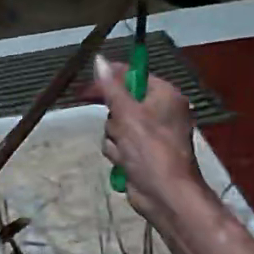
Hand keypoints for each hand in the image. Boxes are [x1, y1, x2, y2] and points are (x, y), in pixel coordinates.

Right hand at [91, 56, 209, 227]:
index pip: (132, 75)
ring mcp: (150, 134)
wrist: (165, 194)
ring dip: (114, 138)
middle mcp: (159, 111)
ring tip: (125, 151)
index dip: (109, 79)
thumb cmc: (150, 149)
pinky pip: (117, 143)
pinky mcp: (140, 153)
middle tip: (117, 127)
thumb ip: (110, 87)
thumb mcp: (127, 114)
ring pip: (114, 125)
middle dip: (114, 118)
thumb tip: (99, 59)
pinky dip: (117, 152)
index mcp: (164, 95)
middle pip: (120, 101)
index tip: (88, 88)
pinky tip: (125, 162)